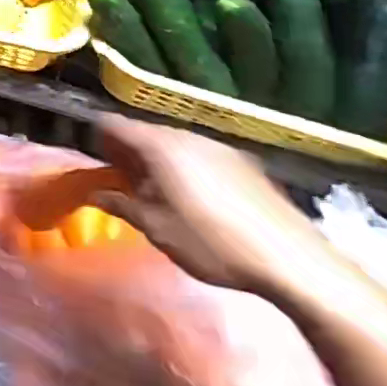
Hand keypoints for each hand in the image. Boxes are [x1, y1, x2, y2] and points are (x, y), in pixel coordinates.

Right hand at [90, 117, 349, 300]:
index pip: (113, 124)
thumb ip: (120, 205)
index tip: (96, 164)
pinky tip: (195, 200)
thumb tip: (94, 194)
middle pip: (144, 132)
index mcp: (159, 146)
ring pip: (173, 143)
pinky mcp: (243, 162)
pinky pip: (199, 154)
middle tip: (123, 183)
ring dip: (157, 161)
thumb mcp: (155, 228)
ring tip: (158, 194)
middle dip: (128, 153)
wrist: (292, 261)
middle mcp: (187, 136)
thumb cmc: (211, 243)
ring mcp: (218, 146)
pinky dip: (185, 167)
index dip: (98, 140)